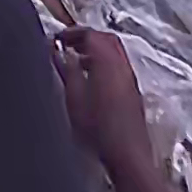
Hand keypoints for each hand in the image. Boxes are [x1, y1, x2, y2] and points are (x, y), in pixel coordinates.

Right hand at [56, 27, 151, 173]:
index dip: (72, 32)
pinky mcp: (134, 93)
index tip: (57, 38)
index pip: (91, 34)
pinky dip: (104, 62)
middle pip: (106, 38)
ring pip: (115, 51)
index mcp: (107, 62)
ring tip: (76, 59)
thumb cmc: (98, 128)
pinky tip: (91, 77)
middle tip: (68, 43)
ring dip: (96, 49)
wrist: (129, 159)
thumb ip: (67, 69)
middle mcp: (122, 66)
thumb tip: (59, 51)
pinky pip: (119, 66)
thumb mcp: (74, 97)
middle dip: (87, 36)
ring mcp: (130, 80)